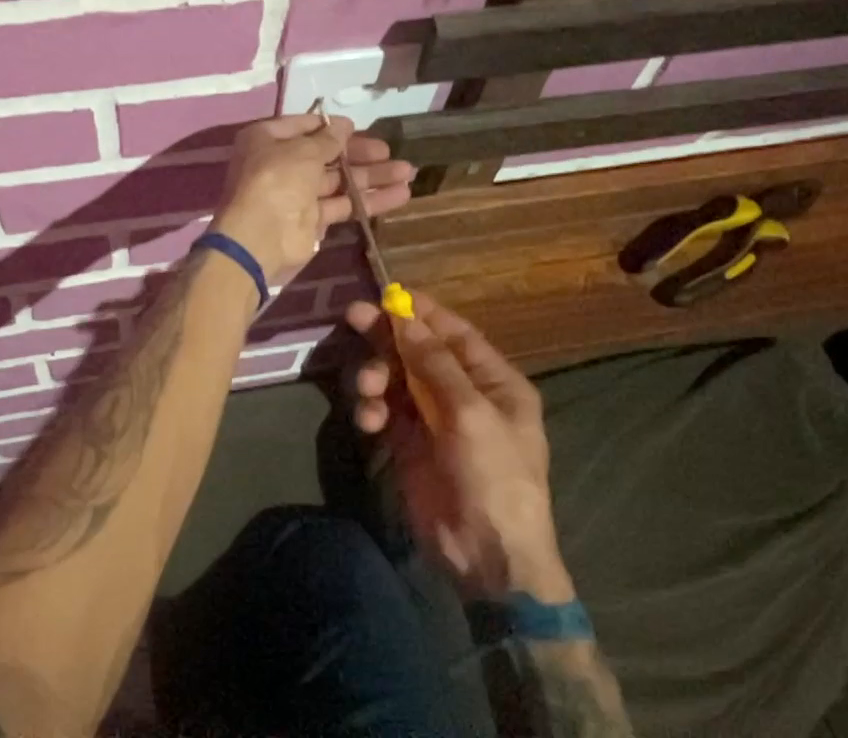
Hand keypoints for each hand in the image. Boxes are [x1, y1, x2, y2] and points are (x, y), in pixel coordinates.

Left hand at [210, 114, 413, 284]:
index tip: (358, 127)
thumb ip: (327, 139)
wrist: (260, 237)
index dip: (331, 128)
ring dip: (372, 177)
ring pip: (339, 181)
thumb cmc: (277, 180)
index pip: (304, 127)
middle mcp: (281, 164)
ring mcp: (296, 193)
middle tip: (390, 152)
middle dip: (360, 154)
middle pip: (326, 155)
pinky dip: (368, 201)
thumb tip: (344, 125)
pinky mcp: (311, 219)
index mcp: (267, 140)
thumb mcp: (303, 151)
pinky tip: (400, 194)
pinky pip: (343, 205)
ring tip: (408, 173)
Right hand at [345, 292, 573, 602]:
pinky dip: (372, 411)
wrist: (488, 553)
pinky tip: (369, 422)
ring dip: (376, 376)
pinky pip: (384, 413)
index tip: (387, 294)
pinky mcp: (407, 446)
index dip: (422, 313)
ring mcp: (433, 421)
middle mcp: (462, 395)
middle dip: (387, 337)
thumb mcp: (471, 413)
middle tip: (352, 317)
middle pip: (418, 353)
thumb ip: (434, 363)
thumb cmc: (495, 474)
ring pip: (395, 381)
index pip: (454, 334)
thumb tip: (405, 318)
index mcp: (494, 382)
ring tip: (368, 389)